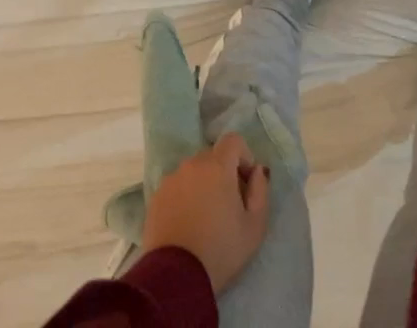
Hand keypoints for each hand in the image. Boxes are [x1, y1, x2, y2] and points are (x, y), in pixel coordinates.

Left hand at [141, 133, 271, 292]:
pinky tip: (189, 223)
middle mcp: (191, 165)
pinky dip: (186, 196)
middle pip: (213, 156)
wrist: (176, 275)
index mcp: (217, 166)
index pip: (233, 140)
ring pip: (193, 171)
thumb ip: (260, 191)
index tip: (246, 183)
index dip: (244, 156)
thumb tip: (258, 170)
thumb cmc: (221, 249)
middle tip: (230, 204)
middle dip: (225, 172)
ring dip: (204, 183)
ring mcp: (170, 180)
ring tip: (208, 216)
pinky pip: (177, 186)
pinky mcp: (156, 197)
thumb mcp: (255, 225)